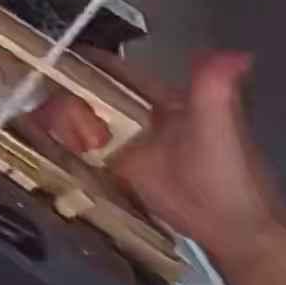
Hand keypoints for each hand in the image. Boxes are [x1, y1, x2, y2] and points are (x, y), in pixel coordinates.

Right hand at [34, 50, 285, 262]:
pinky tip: (58, 147)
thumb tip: (234, 52)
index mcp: (148, 93)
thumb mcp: (220, 127)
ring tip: (85, 147)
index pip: (103, 66)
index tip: (52, 63)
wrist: (233, 232)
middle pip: (76, 88)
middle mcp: (124, 108)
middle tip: (89, 132)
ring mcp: (111, 135)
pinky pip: (65, 140)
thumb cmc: (228, 175)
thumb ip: (214, 88)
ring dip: (62, 123)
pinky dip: (54, 138)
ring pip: (66, 112)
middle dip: (68, 101)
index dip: (76, 60)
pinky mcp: (101, 161)